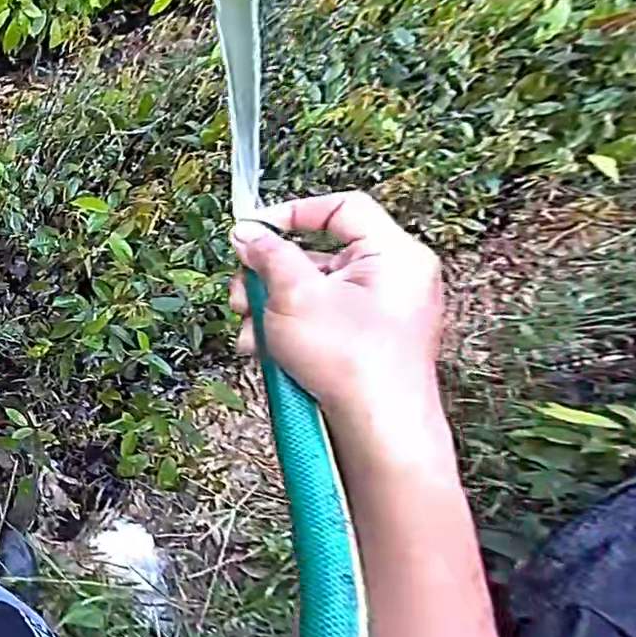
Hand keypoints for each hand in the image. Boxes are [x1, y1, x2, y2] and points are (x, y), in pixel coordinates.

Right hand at [227, 192, 443, 415]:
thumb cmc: (351, 362)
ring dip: (265, 307)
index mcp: (392, 256)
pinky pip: (309, 315)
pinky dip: (280, 328)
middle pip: (311, 251)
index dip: (290, 213)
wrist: (377, 428)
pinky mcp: (356, 336)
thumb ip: (268, 255)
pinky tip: (261, 347)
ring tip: (250, 330)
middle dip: (266, 274)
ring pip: (302, 288)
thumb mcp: (295, 295)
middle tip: (243, 293)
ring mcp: (373, 309)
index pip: (339, 208)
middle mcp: (389, 277)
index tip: (251, 232)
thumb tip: (246, 232)